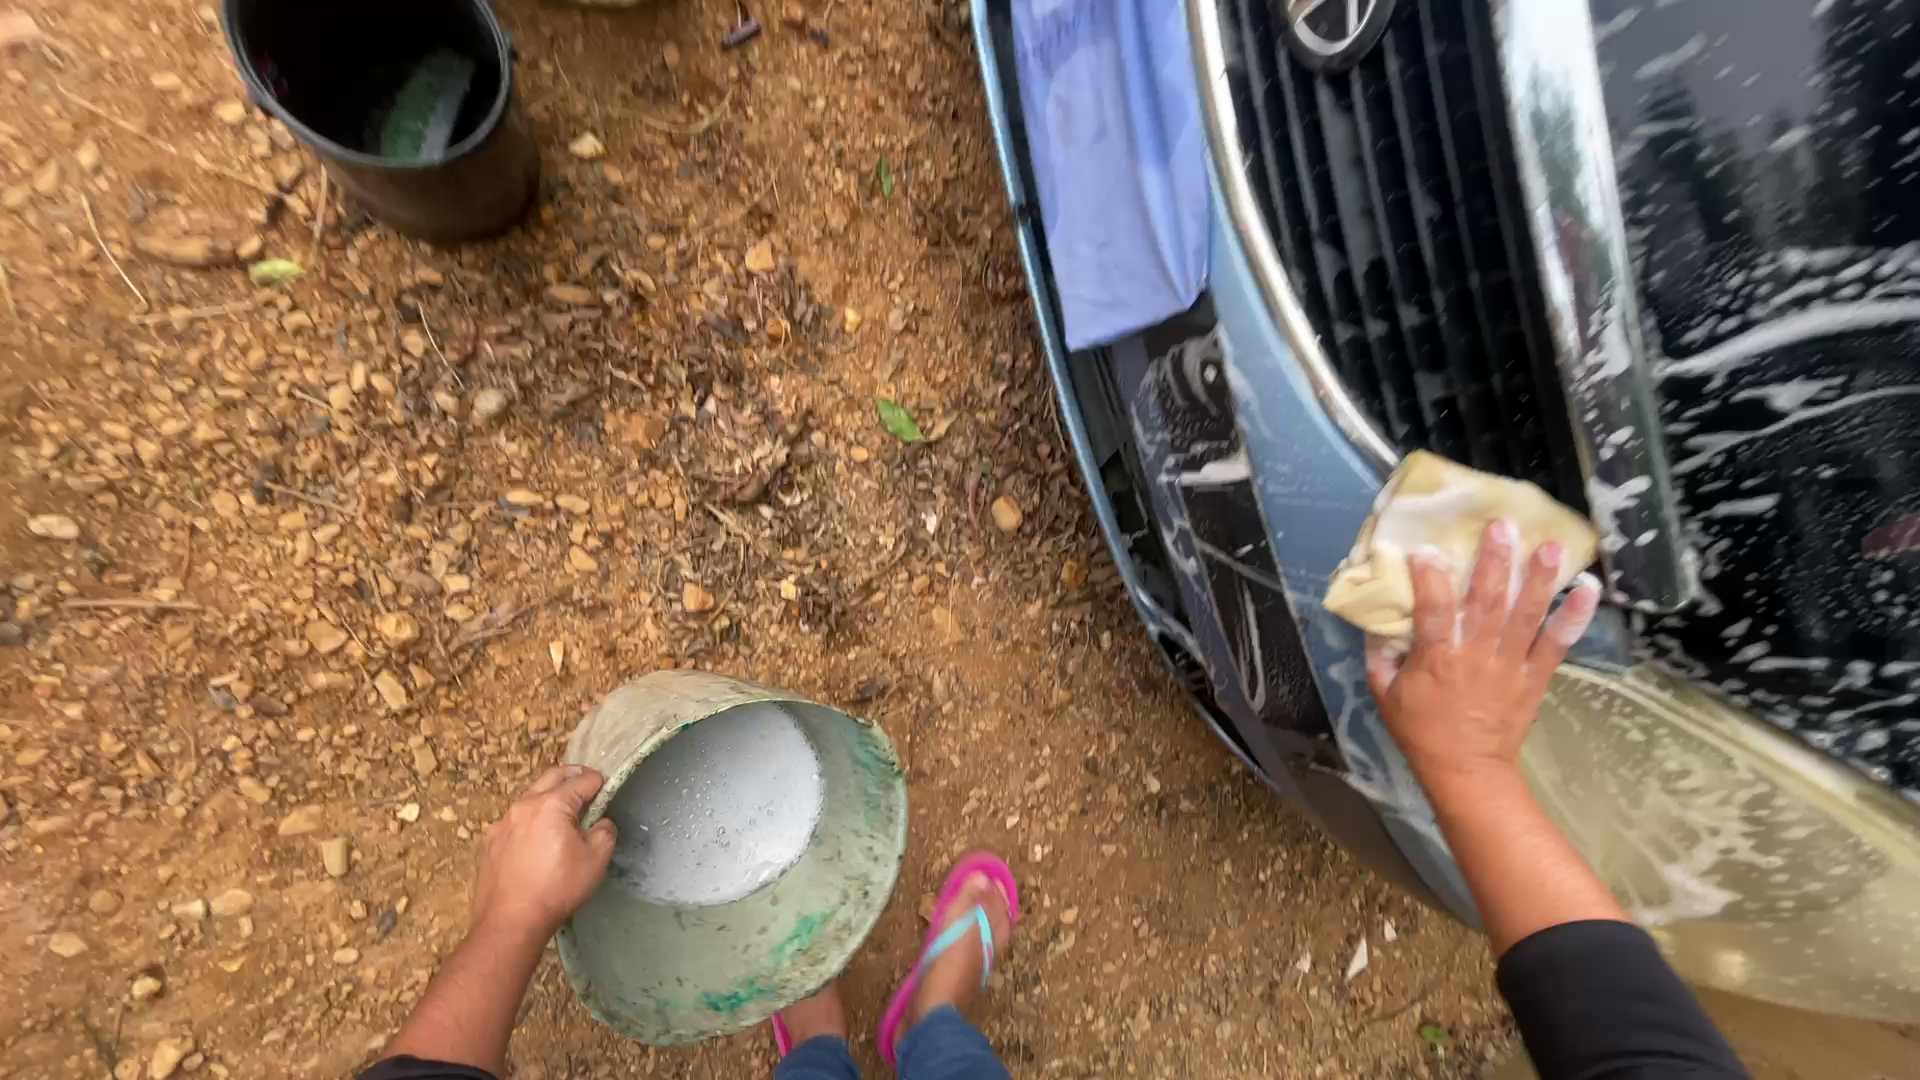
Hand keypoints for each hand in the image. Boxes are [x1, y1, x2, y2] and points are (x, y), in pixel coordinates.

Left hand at [469, 765, 617, 940]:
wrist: (510, 923)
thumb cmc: (557, 887)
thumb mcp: (596, 859)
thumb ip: (605, 831)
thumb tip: (600, 823)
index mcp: (552, 804)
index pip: (583, 780)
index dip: (600, 783)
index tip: (608, 792)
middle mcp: (525, 805)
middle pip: (553, 776)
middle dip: (574, 776)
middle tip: (589, 786)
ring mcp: (503, 823)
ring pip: (531, 795)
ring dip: (550, 795)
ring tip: (563, 812)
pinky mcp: (490, 841)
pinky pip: (515, 818)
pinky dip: (531, 817)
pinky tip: (536, 838)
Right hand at [1365, 519, 1600, 786]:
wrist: (1467, 769)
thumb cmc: (1418, 729)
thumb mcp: (1383, 691)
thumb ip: (1381, 652)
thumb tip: (1382, 617)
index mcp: (1435, 659)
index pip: (1433, 610)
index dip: (1429, 578)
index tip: (1427, 550)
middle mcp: (1477, 656)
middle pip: (1488, 602)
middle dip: (1496, 561)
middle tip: (1503, 526)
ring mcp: (1511, 665)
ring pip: (1526, 614)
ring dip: (1539, 578)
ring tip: (1550, 544)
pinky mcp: (1535, 676)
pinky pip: (1557, 643)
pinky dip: (1573, 616)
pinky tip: (1587, 589)